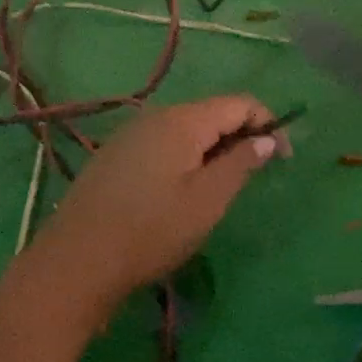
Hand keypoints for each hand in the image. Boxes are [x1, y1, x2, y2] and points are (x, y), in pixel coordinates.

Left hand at [26, 95, 287, 311]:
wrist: (79, 258)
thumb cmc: (152, 230)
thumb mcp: (207, 201)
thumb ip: (240, 163)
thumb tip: (265, 139)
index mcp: (183, 120)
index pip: (239, 103)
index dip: (268, 124)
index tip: (283, 160)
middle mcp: (156, 116)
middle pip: (212, 113)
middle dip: (240, 136)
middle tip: (253, 178)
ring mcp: (131, 133)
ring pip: (187, 129)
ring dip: (213, 149)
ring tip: (220, 189)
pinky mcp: (116, 154)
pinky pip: (163, 143)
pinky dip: (185, 157)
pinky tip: (181, 191)